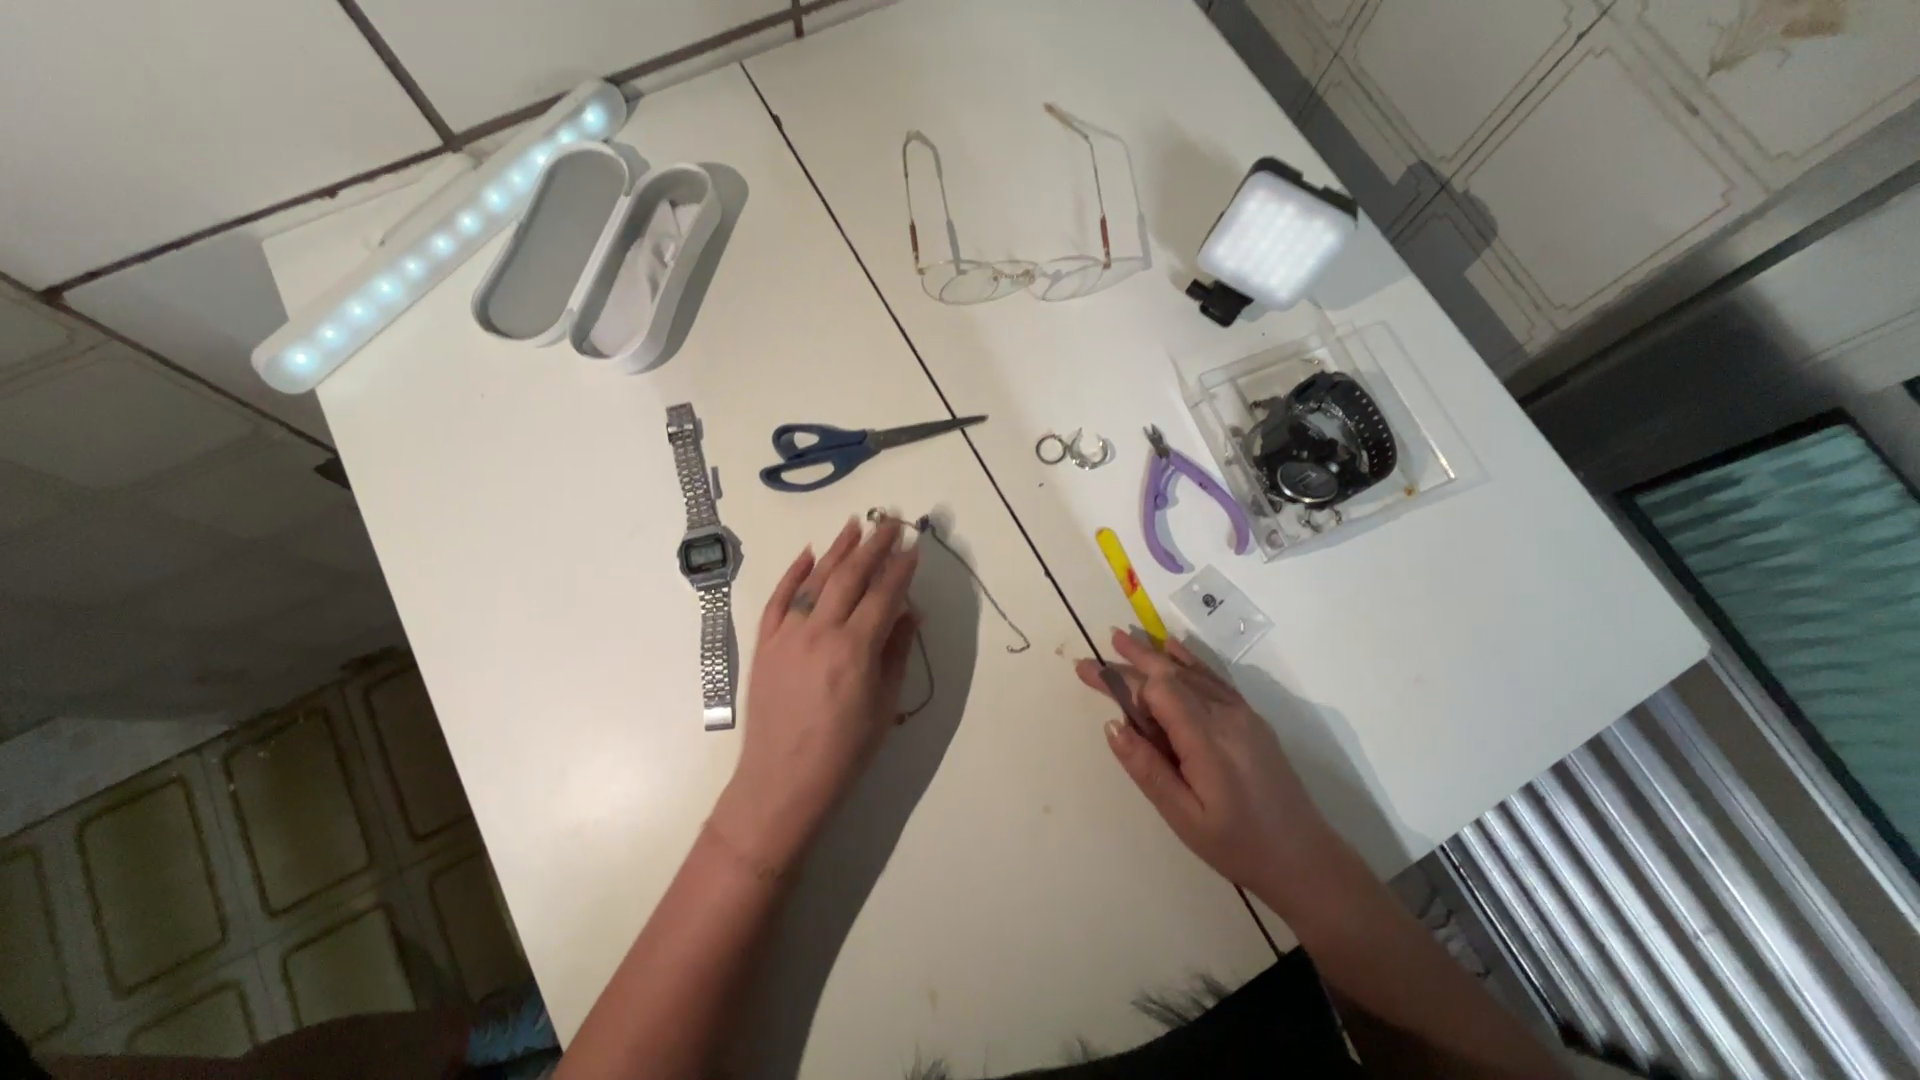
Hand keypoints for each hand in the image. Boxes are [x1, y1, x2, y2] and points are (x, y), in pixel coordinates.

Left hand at [713, 517, 919, 871]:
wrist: (783, 781)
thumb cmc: (844, 752)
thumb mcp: (884, 706)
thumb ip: (897, 653)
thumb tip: (910, 613)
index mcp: (855, 649)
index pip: (884, 595)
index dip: (901, 568)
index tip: (913, 545)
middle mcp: (820, 632)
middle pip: (851, 577)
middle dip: (873, 547)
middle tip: (890, 523)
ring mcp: (787, 635)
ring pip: (815, 580)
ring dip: (837, 550)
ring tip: (854, 525)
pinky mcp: (765, 645)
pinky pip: (778, 599)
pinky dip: (792, 574)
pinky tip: (808, 555)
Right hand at [1075, 629, 1340, 914]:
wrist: (1304, 858)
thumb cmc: (1237, 845)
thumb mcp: (1184, 817)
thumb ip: (1148, 769)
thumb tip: (1113, 725)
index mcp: (1207, 741)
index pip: (1158, 691)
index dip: (1122, 679)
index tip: (1088, 672)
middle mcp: (1227, 717)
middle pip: (1174, 674)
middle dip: (1136, 658)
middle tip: (1103, 642)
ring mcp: (1243, 715)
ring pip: (1194, 673)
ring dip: (1158, 655)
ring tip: (1126, 638)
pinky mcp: (1252, 720)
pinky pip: (1215, 680)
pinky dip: (1191, 661)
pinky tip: (1175, 650)